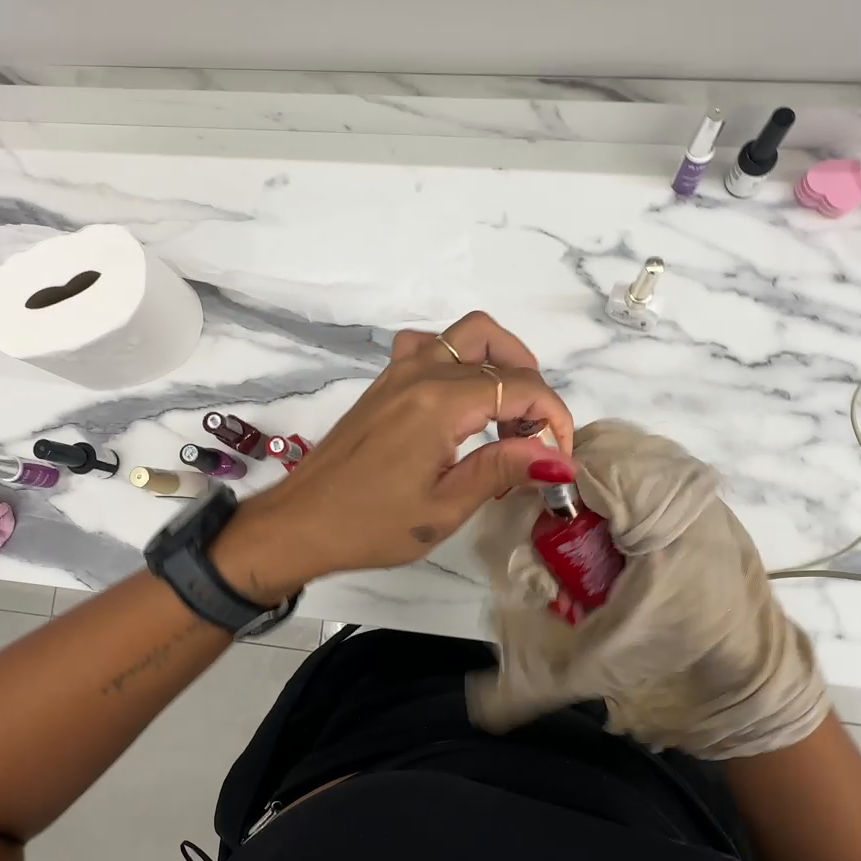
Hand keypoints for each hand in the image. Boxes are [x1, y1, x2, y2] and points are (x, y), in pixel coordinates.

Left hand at [213, 312, 575, 599]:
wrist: (300, 523)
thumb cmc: (370, 525)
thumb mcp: (444, 507)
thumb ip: (502, 469)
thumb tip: (559, 457)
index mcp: (439, 402)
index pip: (521, 386)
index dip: (554, 418)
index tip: (560, 458)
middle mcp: (420, 372)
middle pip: (498, 348)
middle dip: (531, 387)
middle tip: (534, 437)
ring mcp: (398, 372)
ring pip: (466, 336)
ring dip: (499, 363)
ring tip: (507, 416)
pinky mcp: (385, 383)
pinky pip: (431, 347)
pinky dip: (460, 360)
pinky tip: (461, 400)